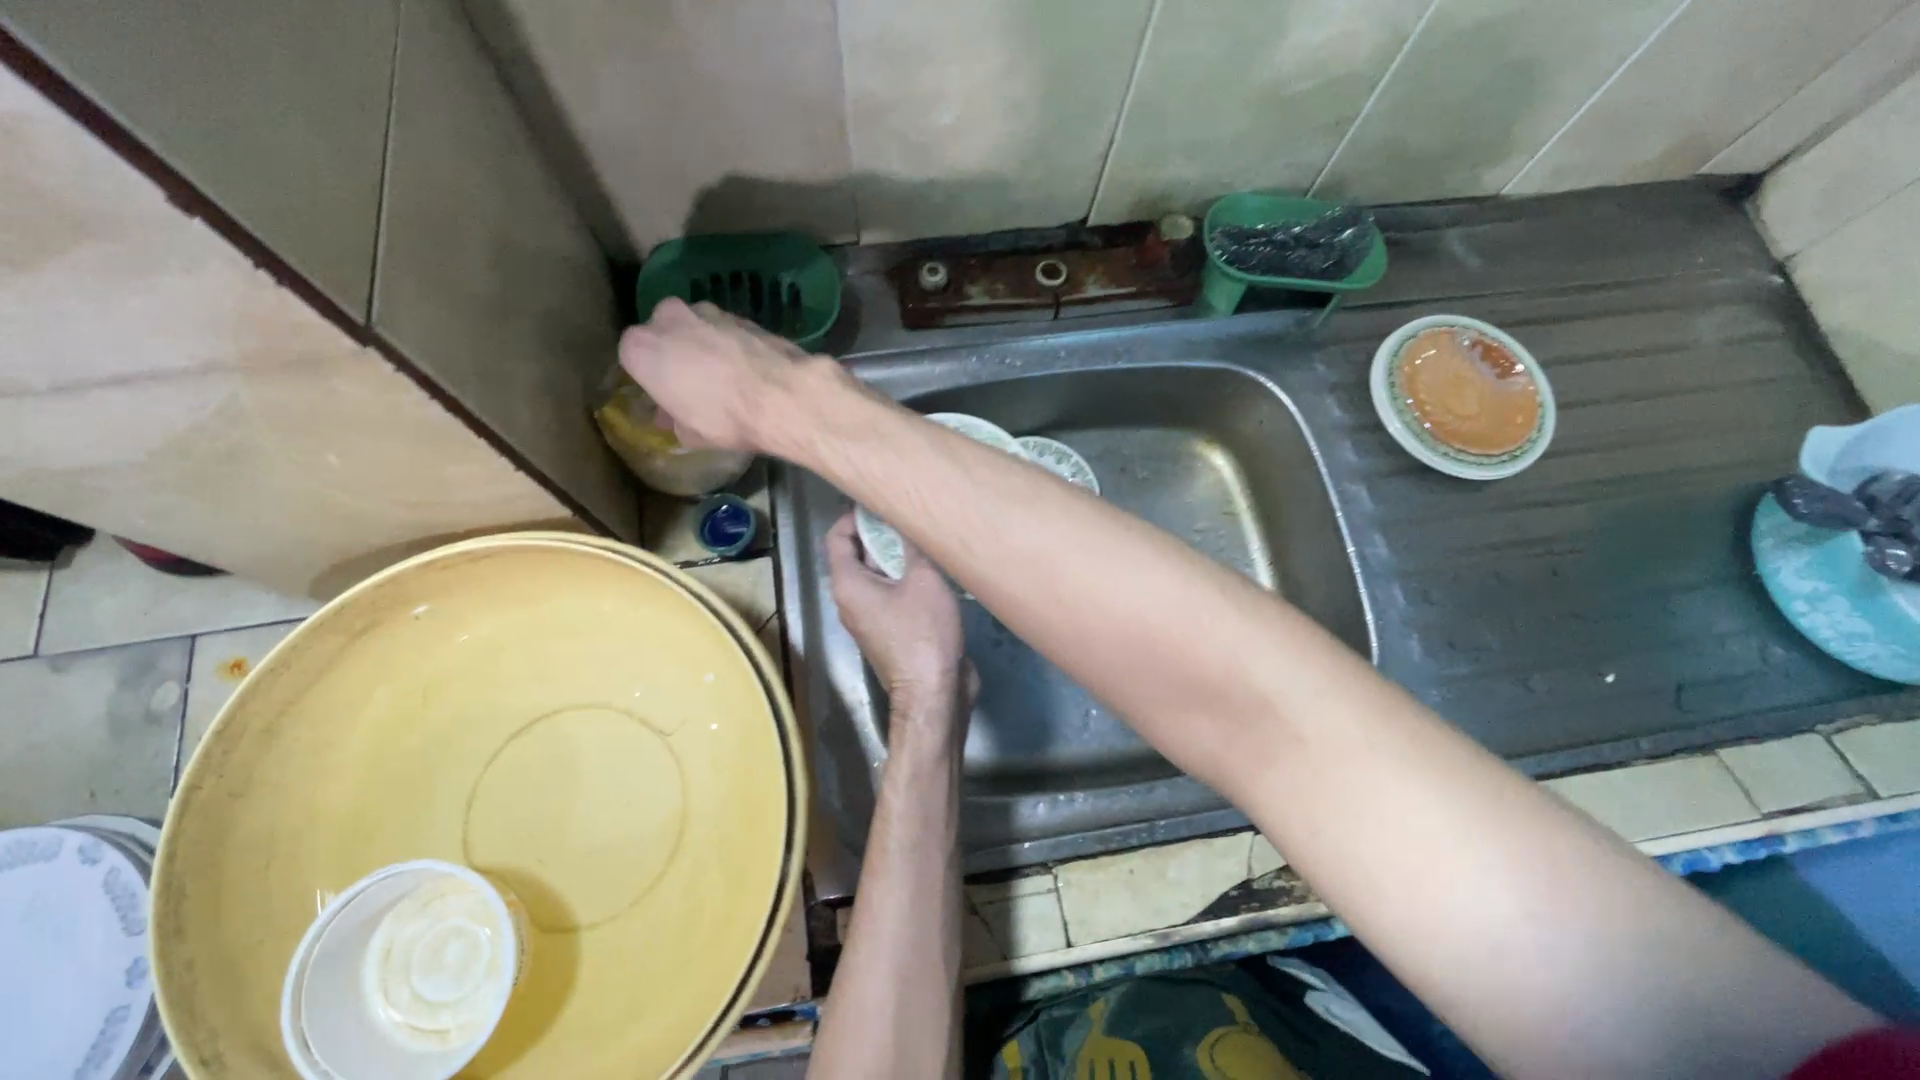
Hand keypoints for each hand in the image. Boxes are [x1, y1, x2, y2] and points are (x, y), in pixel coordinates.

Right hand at [617, 298, 843, 453]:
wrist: (781, 394)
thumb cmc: (723, 417)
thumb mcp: (689, 433)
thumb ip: (674, 419)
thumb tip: (672, 417)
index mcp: (641, 347)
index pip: (633, 357)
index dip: (652, 379)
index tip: (666, 397)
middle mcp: (667, 318)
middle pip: (664, 335)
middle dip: (675, 355)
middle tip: (694, 385)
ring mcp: (707, 311)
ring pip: (696, 328)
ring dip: (704, 346)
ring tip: (725, 378)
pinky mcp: (742, 313)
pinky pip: (726, 330)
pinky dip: (732, 345)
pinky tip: (748, 369)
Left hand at [826, 511, 975, 743]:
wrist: (935, 692)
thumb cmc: (924, 633)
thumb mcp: (923, 579)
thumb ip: (912, 546)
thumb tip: (906, 519)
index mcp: (848, 585)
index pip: (837, 537)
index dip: (855, 515)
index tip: (882, 499)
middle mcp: (852, 600)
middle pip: (859, 554)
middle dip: (882, 532)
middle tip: (912, 513)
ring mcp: (871, 617)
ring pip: (880, 575)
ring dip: (900, 556)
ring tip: (927, 536)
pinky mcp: (892, 630)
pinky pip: (894, 594)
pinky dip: (908, 578)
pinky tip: (936, 568)